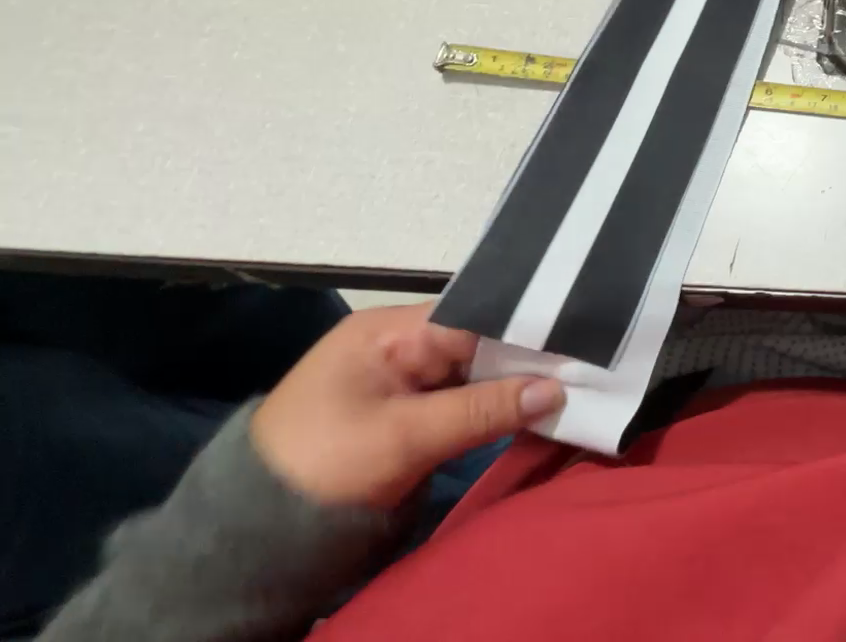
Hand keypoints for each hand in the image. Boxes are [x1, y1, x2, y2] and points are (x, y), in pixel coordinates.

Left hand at [251, 304, 563, 508]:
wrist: (250, 539)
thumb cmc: (320, 468)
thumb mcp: (403, 438)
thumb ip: (483, 409)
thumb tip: (558, 389)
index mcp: (391, 330)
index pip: (476, 315)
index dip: (527, 329)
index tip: (577, 343)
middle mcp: (404, 343)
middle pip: (483, 339)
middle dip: (529, 358)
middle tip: (586, 368)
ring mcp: (410, 377)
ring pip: (482, 369)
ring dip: (519, 383)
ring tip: (575, 386)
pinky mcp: (416, 409)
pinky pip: (472, 395)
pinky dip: (502, 404)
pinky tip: (540, 408)